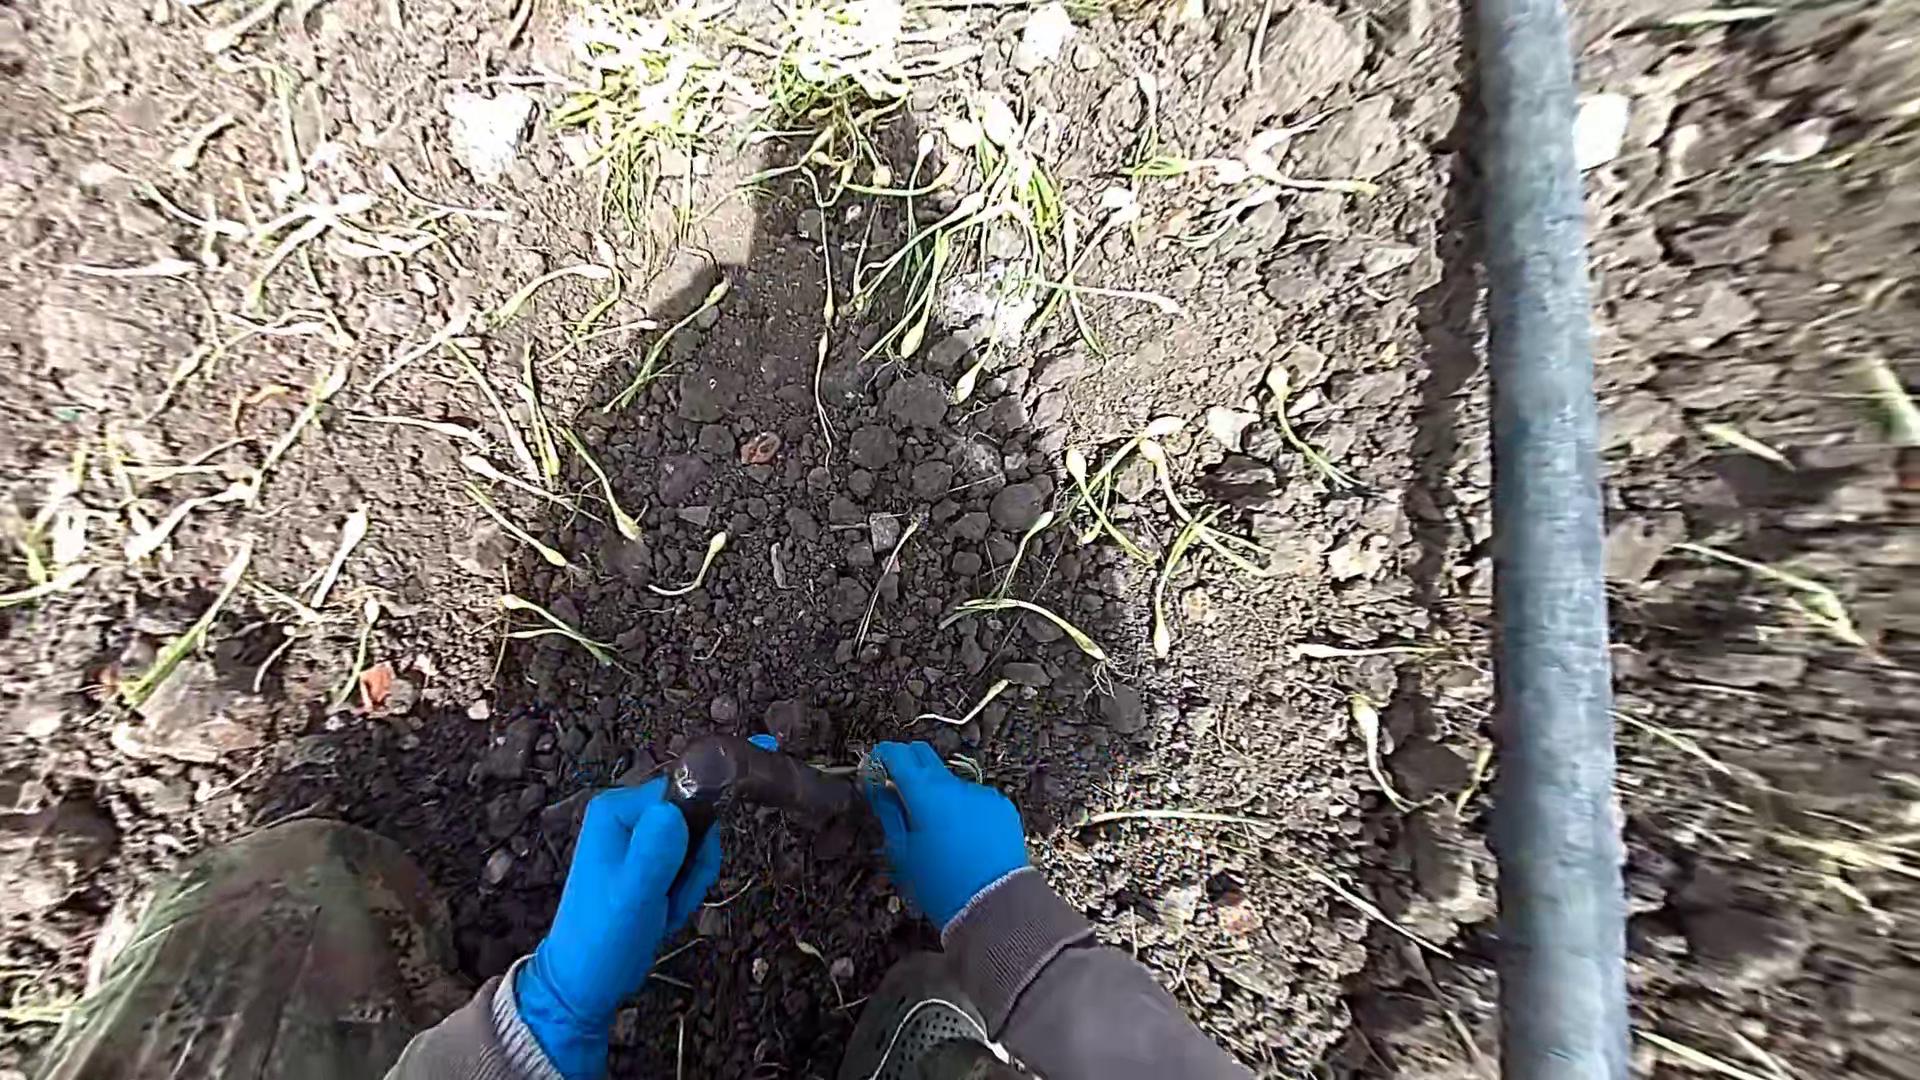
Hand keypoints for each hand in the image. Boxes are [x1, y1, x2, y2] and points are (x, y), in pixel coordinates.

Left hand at [516, 777, 720, 1078]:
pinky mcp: (651, 855)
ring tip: (666, 906)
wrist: (584, 988)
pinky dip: (688, 886)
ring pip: (699, 838)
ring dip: (692, 877)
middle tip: (673, 894)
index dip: (692, 831)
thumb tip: (677, 809)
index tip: (678, 870)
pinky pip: (693, 856)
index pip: (684, 794)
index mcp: (616, 808)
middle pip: (695, 815)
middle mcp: (628, 812)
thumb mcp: (632, 895)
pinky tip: (667, 908)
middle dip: (695, 859)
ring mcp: (640, 833)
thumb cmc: (603, 940)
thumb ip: (655, 849)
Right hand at [864, 741, 1027, 928]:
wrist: (995, 906)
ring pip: (949, 781)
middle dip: (906, 765)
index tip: (875, 767)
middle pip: (924, 756)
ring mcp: (980, 793)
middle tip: (897, 789)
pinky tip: (962, 837)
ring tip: (935, 831)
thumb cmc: (945, 888)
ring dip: (937, 795)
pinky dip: (962, 809)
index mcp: (927, 795)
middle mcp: (954, 786)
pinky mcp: (999, 805)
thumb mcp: (904, 853)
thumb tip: (879, 789)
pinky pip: (973, 798)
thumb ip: (890, 813)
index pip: (898, 754)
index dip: (882, 756)